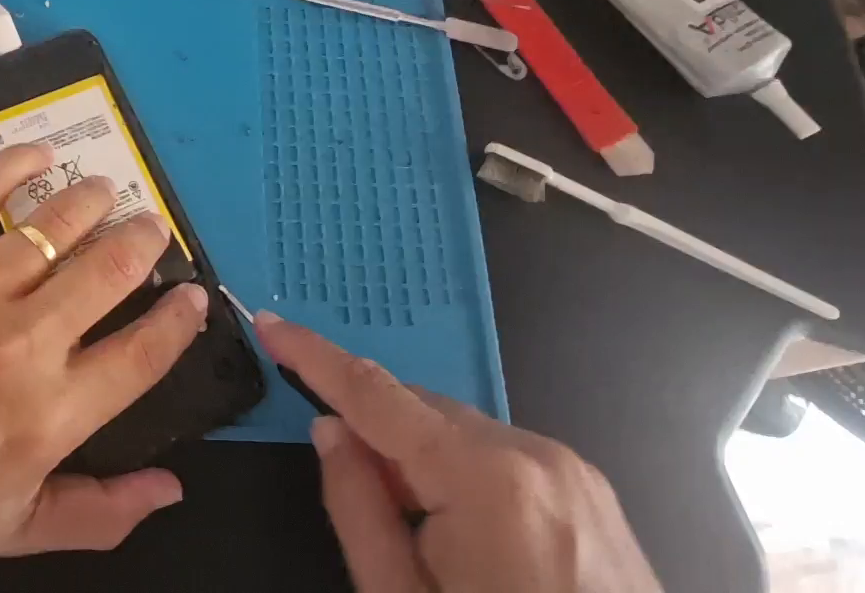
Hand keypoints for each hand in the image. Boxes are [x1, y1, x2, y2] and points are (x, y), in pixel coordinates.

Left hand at [0, 144, 210, 579]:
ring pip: (55, 225)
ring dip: (95, 199)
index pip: (143, 351)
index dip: (181, 318)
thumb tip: (173, 487)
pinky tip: (41, 155)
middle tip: (154, 228)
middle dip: (145, 241)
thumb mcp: (17, 531)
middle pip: (110, 270)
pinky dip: (15, 166)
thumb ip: (101, 512)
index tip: (196, 295)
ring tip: (110, 190)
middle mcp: (22, 343)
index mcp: (50, 414)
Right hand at [257, 313, 660, 592]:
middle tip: (361, 499)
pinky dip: (464, 474)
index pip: (374, 392)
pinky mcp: (595, 491)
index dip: (313, 354)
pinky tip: (470, 541)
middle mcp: (534, 453)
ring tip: (426, 540)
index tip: (269, 322)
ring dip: (421, 458)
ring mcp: (573, 469)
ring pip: (460, 431)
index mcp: (483, 479)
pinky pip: (503, 456)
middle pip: (420, 411)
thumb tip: (332, 429)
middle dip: (376, 432)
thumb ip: (356, 505)